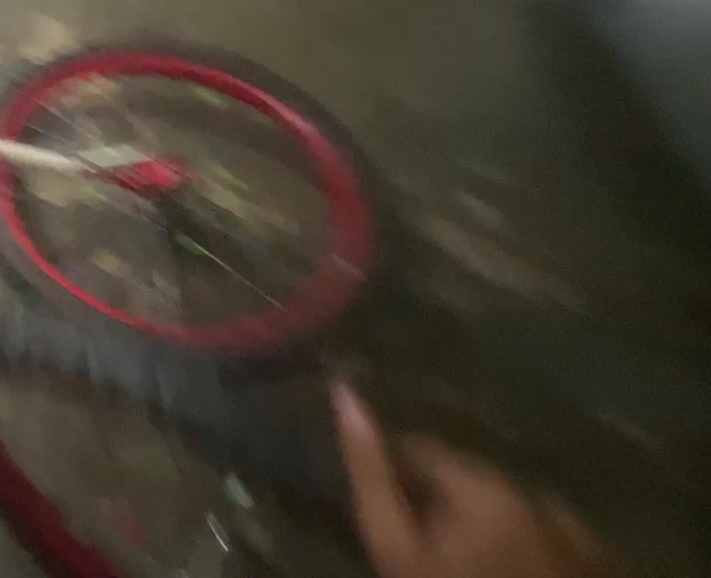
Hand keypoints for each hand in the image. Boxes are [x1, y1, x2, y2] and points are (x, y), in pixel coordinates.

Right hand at [332, 382, 624, 577]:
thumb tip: (343, 390)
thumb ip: (367, 466)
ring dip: (489, 516)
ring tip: (472, 551)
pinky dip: (531, 539)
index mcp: (480, 479)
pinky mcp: (607, 557)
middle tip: (429, 534)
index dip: (397, 473)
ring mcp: (579, 526)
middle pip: (468, 474)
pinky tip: (515, 562)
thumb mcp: (391, 538)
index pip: (418, 447)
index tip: (389, 506)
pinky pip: (553, 531)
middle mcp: (534, 489)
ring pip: (511, 501)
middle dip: (445, 494)